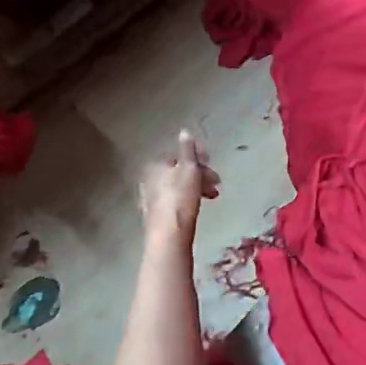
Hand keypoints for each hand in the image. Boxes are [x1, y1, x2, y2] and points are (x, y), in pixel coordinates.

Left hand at [139, 130, 220, 244]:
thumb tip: (184, 131)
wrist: (169, 233)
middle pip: (179, 171)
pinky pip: (174, 199)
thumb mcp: (189, 168)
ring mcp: (150, 196)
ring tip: (211, 197)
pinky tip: (196, 206)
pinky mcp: (154, 213)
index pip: (181, 156)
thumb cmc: (181, 196)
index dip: (199, 160)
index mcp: (156, 165)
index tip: (213, 168)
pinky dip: (186, 199)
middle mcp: (149, 178)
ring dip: (196, 188)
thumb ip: (188, 150)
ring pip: (177, 186)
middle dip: (199, 175)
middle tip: (216, 184)